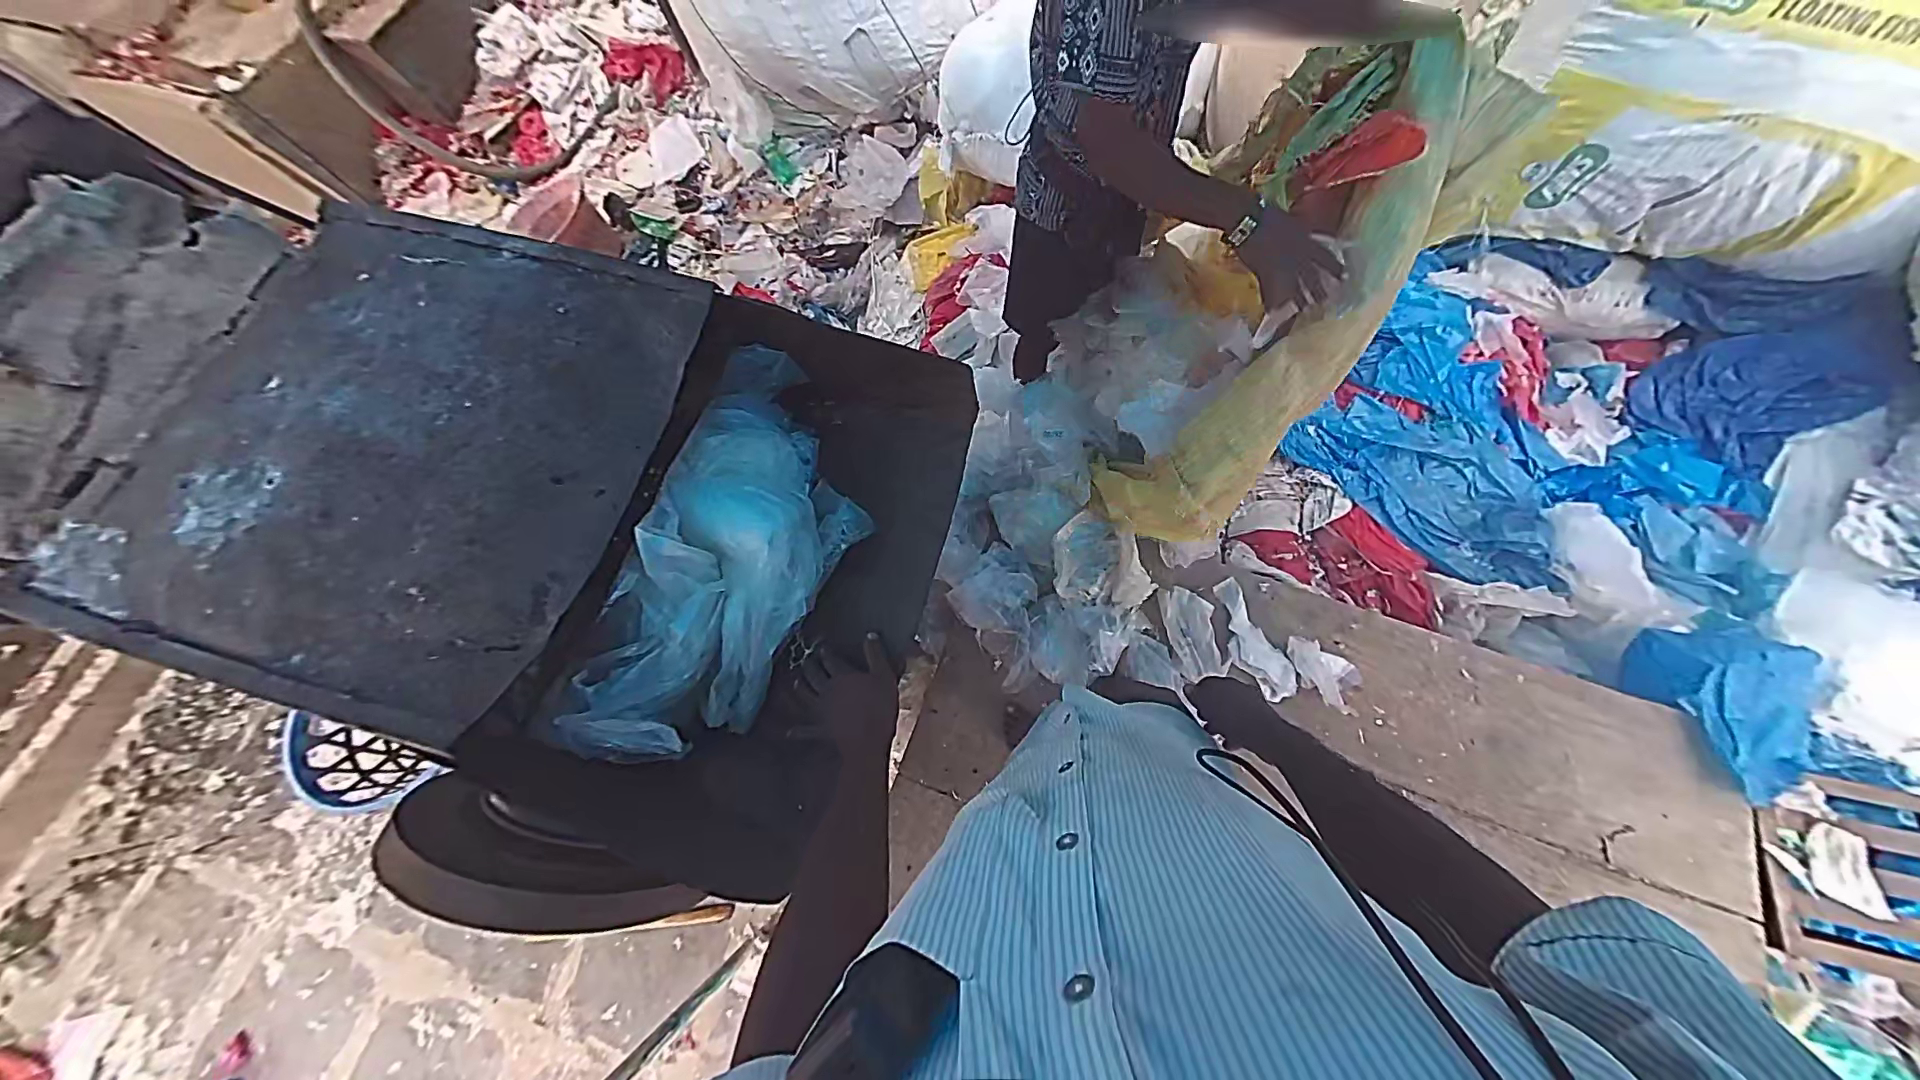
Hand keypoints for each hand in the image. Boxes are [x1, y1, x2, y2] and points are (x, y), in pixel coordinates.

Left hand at [793, 633, 898, 765]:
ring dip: (800, 687)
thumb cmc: (880, 706)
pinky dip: (798, 731)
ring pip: (805, 695)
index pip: (830, 659)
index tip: (822, 647)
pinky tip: (790, 732)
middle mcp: (826, 689)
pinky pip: (806, 730)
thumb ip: (875, 654)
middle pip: (814, 674)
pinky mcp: (821, 729)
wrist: (868, 740)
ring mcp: (821, 709)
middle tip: (807, 659)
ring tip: (796, 681)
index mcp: (841, 675)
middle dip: (810, 665)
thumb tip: (870, 635)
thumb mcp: (884, 675)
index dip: (826, 653)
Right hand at [1188, 674, 1277, 750]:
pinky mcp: (1259, 721)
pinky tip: (1229, 742)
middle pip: (1218, 698)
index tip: (1192, 707)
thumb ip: (1195, 695)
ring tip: (1215, 735)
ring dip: (1221, 723)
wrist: (1266, 736)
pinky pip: (1241, 724)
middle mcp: (1239, 689)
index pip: (1206, 683)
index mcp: (1226, 682)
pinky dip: (1234, 732)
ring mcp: (1251, 705)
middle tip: (1203, 721)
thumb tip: (1187, 687)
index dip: (1197, 695)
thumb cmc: (1232, 718)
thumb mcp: (1207, 706)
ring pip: (1229, 712)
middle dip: (1209, 711)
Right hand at [1236, 203, 1344, 313]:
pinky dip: (1271, 302)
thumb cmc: (1268, 214)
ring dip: (1299, 301)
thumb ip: (1300, 231)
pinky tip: (1272, 311)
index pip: (1326, 258)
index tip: (1344, 278)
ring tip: (1303, 311)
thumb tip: (1303, 235)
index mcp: (1306, 242)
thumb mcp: (1293, 220)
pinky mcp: (1265, 275)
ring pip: (1295, 289)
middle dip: (1319, 292)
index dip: (1336, 268)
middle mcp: (1298, 258)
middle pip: (1312, 279)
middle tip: (1325, 303)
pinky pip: (1270, 292)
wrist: (1249, 220)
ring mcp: (1281, 268)